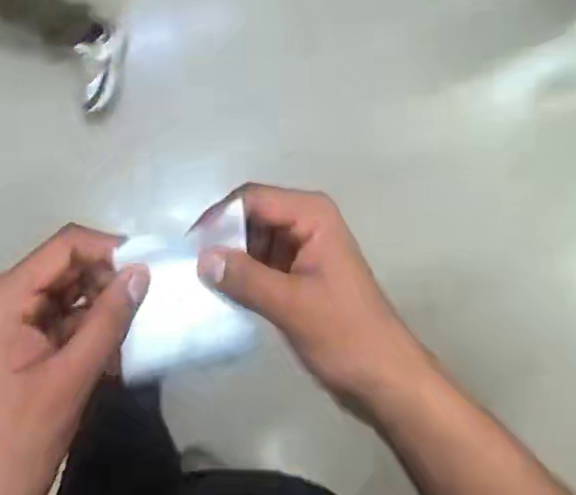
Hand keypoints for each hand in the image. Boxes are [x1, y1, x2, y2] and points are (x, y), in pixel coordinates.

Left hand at [0, 226, 149, 494]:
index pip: (67, 245)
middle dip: (109, 280)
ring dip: (104, 308)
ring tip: (134, 332)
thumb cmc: (15, 439)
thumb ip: (108, 322)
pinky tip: (116, 355)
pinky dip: (93, 331)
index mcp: (8, 295)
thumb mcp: (69, 379)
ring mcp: (15, 322)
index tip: (148, 267)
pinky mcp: (25, 345)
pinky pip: (66, 320)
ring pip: (73, 293)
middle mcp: (9, 297)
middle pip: (70, 266)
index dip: (108, 248)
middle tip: (145, 303)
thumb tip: (142, 272)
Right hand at [194, 184, 429, 408]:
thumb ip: (246, 278)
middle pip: (252, 213)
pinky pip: (262, 259)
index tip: (189, 248)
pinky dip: (244, 272)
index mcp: (311, 213)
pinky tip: (226, 293)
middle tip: (193, 268)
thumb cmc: (345, 335)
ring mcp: (305, 244)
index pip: (253, 198)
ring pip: (254, 237)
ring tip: (204, 282)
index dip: (219, 217)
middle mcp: (307, 219)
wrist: (386, 378)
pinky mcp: (300, 270)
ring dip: (231, 256)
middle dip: (223, 237)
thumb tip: (202, 257)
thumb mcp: (292, 306)